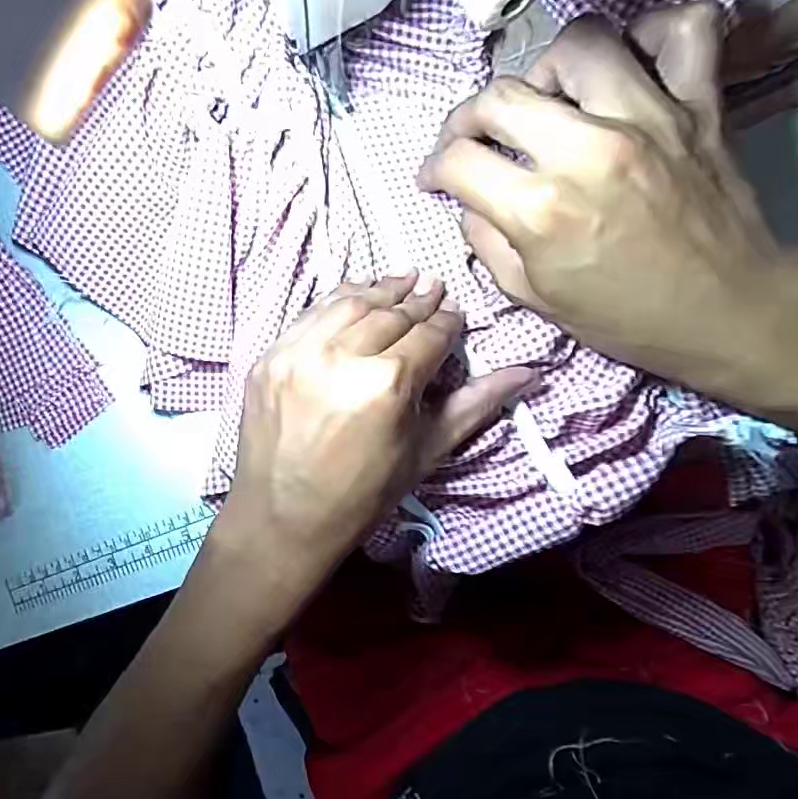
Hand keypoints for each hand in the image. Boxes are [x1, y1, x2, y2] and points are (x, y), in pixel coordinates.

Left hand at [214, 273, 536, 597]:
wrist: (284, 519)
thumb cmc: (365, 494)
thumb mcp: (427, 451)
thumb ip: (476, 404)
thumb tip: (528, 373)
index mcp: (387, 385)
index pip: (428, 336)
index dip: (447, 322)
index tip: (456, 313)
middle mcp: (341, 358)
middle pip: (390, 314)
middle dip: (418, 299)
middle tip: (434, 285)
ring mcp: (298, 354)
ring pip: (349, 304)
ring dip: (380, 289)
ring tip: (402, 279)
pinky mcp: (269, 357)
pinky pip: (310, 314)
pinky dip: (338, 300)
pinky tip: (356, 294)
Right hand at [418, 2, 797, 409]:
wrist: (727, 313)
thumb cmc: (627, 319)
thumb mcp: (538, 299)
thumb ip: (489, 245)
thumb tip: (472, 201)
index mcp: (541, 211)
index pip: (459, 160)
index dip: (435, 167)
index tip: (438, 175)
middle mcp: (588, 150)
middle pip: (501, 94)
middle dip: (469, 116)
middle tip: (477, 138)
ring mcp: (649, 117)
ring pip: (580, 43)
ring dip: (549, 69)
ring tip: (552, 101)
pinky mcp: (700, 104)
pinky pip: (684, 30)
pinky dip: (653, 34)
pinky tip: (631, 66)